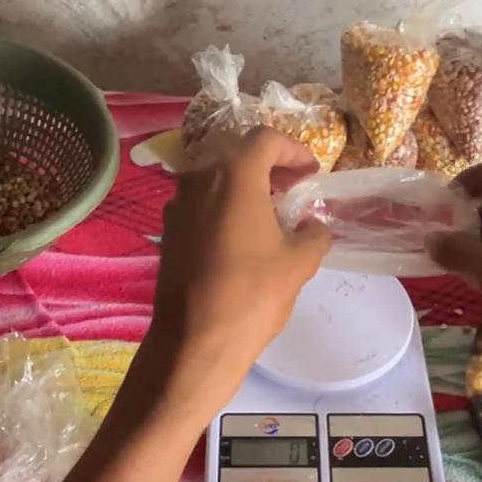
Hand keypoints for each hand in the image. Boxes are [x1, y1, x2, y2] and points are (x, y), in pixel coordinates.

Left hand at [143, 127, 331, 424]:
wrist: (194, 342)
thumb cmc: (252, 295)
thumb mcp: (299, 263)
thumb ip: (313, 233)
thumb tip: (313, 225)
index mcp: (234, 173)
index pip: (266, 139)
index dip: (294, 151)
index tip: (311, 173)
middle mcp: (199, 177)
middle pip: (236, 152)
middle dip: (267, 164)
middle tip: (292, 188)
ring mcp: (178, 203)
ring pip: (214, 175)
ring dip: (243, 184)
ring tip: (269, 211)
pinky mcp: (168, 230)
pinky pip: (200, 202)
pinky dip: (223, 205)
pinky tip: (241, 235)